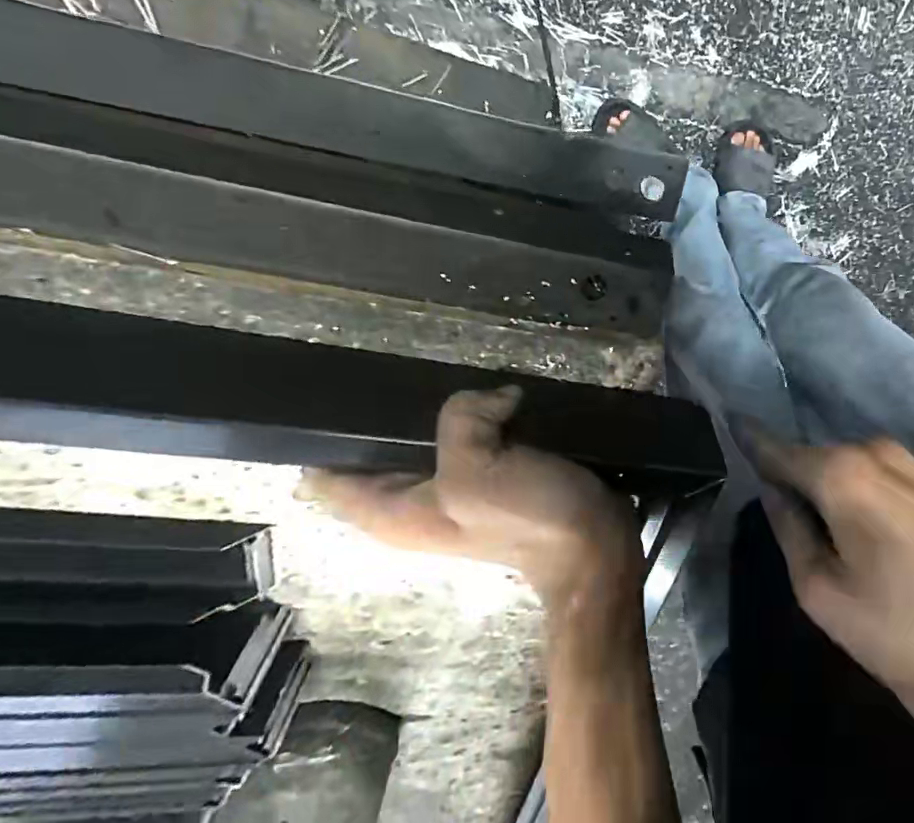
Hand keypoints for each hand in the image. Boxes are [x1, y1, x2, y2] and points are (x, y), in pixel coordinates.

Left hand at [299, 386, 639, 601]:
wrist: (590, 546)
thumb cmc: (524, 521)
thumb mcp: (475, 474)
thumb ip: (460, 422)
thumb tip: (496, 397)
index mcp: (390, 510)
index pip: (326, 474)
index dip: (323, 435)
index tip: (333, 390)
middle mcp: (413, 498)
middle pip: (380, 444)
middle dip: (389, 409)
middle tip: (405, 366)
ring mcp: (454, 484)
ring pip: (429, 433)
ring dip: (445, 408)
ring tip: (454, 374)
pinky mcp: (490, 472)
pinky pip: (469, 432)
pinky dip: (478, 413)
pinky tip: (493, 393)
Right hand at [754, 437, 913, 722]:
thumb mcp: (829, 599)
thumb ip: (791, 536)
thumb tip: (777, 496)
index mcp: (841, 472)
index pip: (774, 448)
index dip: (746, 440)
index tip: (723, 423)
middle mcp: (875, 450)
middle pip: (813, 461)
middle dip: (795, 487)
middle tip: (791, 539)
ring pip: (847, 471)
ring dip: (831, 498)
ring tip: (836, 551)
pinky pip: (878, 480)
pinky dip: (862, 501)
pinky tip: (876, 546)